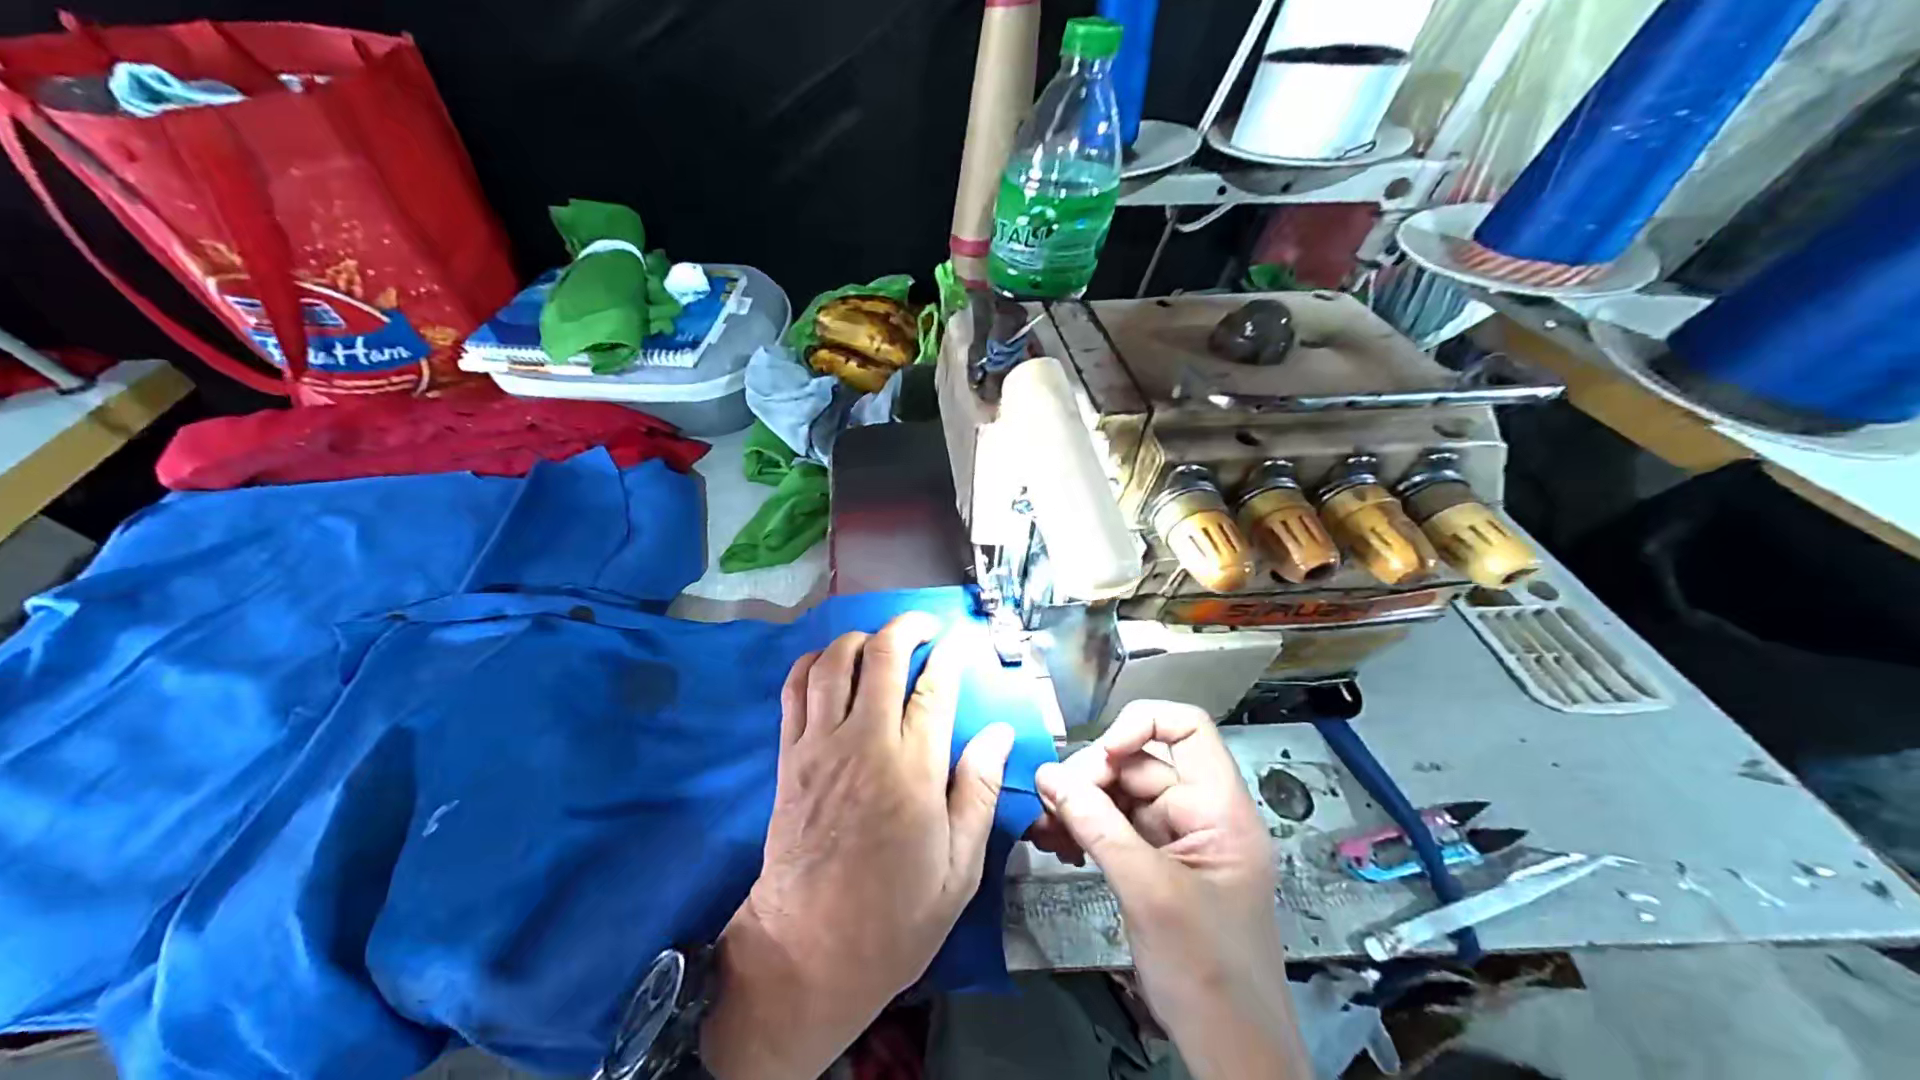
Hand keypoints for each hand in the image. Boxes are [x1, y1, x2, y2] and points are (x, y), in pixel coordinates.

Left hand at [701, 613, 1015, 1079]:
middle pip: (881, 656)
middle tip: (926, 628)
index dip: (951, 655)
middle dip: (907, 628)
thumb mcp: (959, 868)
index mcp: (913, 771)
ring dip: (860, 639)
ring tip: (882, 642)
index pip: (934, 688)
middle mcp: (863, 744)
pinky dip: (811, 664)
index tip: (962, 642)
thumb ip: (979, 791)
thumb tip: (998, 733)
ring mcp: (818, 747)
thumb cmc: (895, 917)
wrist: (806, 953)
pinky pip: (794, 691)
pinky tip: (829, 665)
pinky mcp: (788, 758)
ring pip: (833, 663)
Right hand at [1032, 701, 1310, 1079]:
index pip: (1187, 728)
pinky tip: (1055, 843)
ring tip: (1042, 823)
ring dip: (1078, 803)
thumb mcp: (1149, 892)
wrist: (1231, 1054)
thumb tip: (1049, 776)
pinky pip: (1112, 829)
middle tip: (1050, 801)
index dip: (1140, 725)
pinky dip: (1083, 829)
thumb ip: (1098, 827)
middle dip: (1091, 776)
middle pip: (1140, 763)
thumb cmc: (1209, 974)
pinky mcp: (1154, 866)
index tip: (1100, 756)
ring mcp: (1175, 841)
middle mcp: (1199, 814)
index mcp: (1220, 808)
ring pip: (1119, 796)